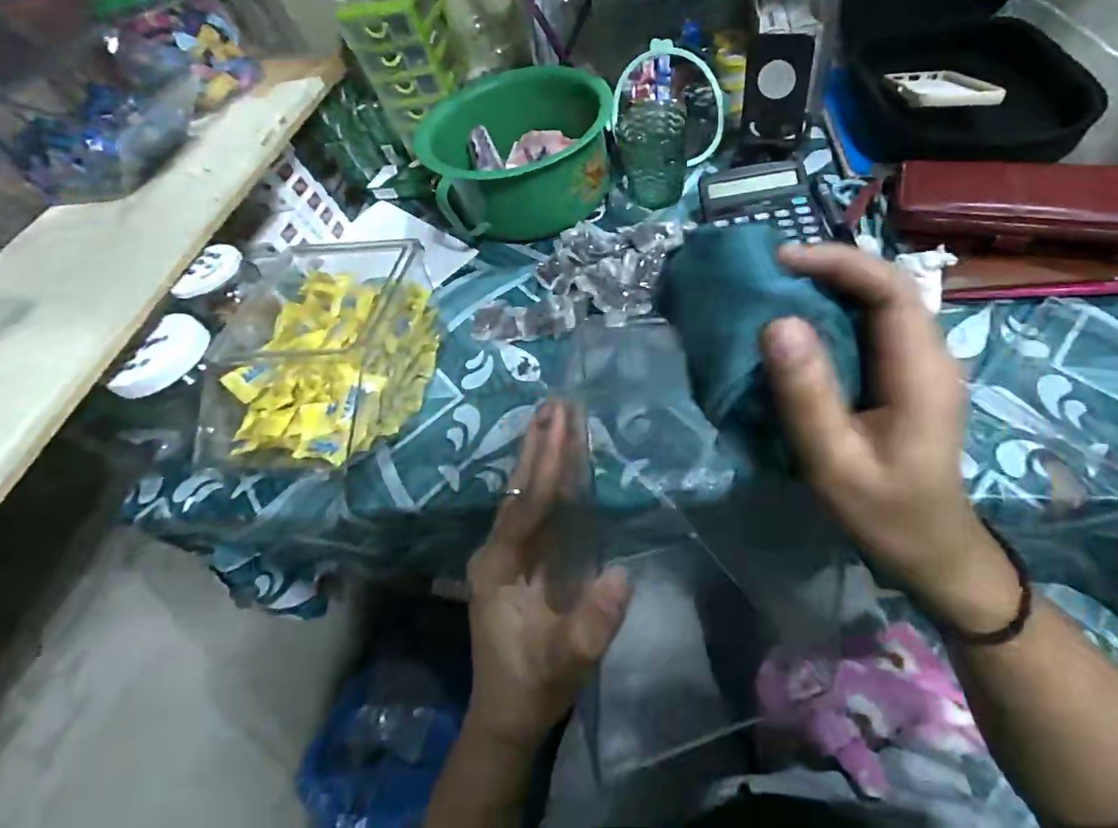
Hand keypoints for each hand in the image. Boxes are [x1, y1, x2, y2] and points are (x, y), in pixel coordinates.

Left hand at [463, 400, 631, 749]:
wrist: (506, 715)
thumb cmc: (534, 686)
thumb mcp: (565, 663)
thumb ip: (591, 624)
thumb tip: (622, 575)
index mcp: (498, 566)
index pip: (528, 507)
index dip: (547, 466)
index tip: (561, 425)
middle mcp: (495, 550)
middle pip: (520, 489)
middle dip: (539, 445)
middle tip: (555, 402)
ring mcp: (504, 554)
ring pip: (524, 495)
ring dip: (540, 456)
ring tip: (553, 417)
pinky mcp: (517, 560)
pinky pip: (534, 511)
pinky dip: (546, 481)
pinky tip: (556, 462)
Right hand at [761, 244, 1017, 632]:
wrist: (932, 551)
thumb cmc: (884, 512)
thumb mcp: (833, 460)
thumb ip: (807, 394)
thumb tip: (777, 322)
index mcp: (920, 369)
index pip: (889, 287)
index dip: (836, 262)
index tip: (781, 260)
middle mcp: (929, 353)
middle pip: (887, 283)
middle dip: (830, 265)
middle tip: (771, 269)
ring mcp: (920, 362)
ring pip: (880, 298)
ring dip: (830, 283)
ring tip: (777, 285)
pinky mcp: (905, 372)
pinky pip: (871, 321)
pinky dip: (834, 308)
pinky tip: (800, 320)